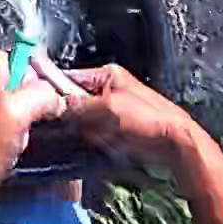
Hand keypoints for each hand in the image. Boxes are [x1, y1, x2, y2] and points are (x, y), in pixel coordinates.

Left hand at [0, 50, 69, 211]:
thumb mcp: (16, 110)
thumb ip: (43, 95)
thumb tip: (59, 99)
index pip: (28, 58)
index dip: (42, 78)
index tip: (48, 99)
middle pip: (30, 84)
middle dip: (39, 104)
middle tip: (35, 122)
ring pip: (28, 108)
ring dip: (33, 125)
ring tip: (25, 139)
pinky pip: (20, 127)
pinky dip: (25, 138)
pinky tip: (21, 148)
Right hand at [63, 63, 200, 172]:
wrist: (178, 147)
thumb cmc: (148, 120)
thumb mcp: (108, 108)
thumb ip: (79, 105)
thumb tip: (54, 102)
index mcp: (108, 75)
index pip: (71, 77)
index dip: (57, 90)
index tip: (44, 104)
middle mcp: (110, 90)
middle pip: (76, 101)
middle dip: (76, 118)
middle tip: (77, 127)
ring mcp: (114, 111)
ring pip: (85, 122)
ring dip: (88, 133)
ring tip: (98, 138)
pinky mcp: (118, 130)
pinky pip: (96, 135)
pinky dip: (97, 142)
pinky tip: (104, 147)